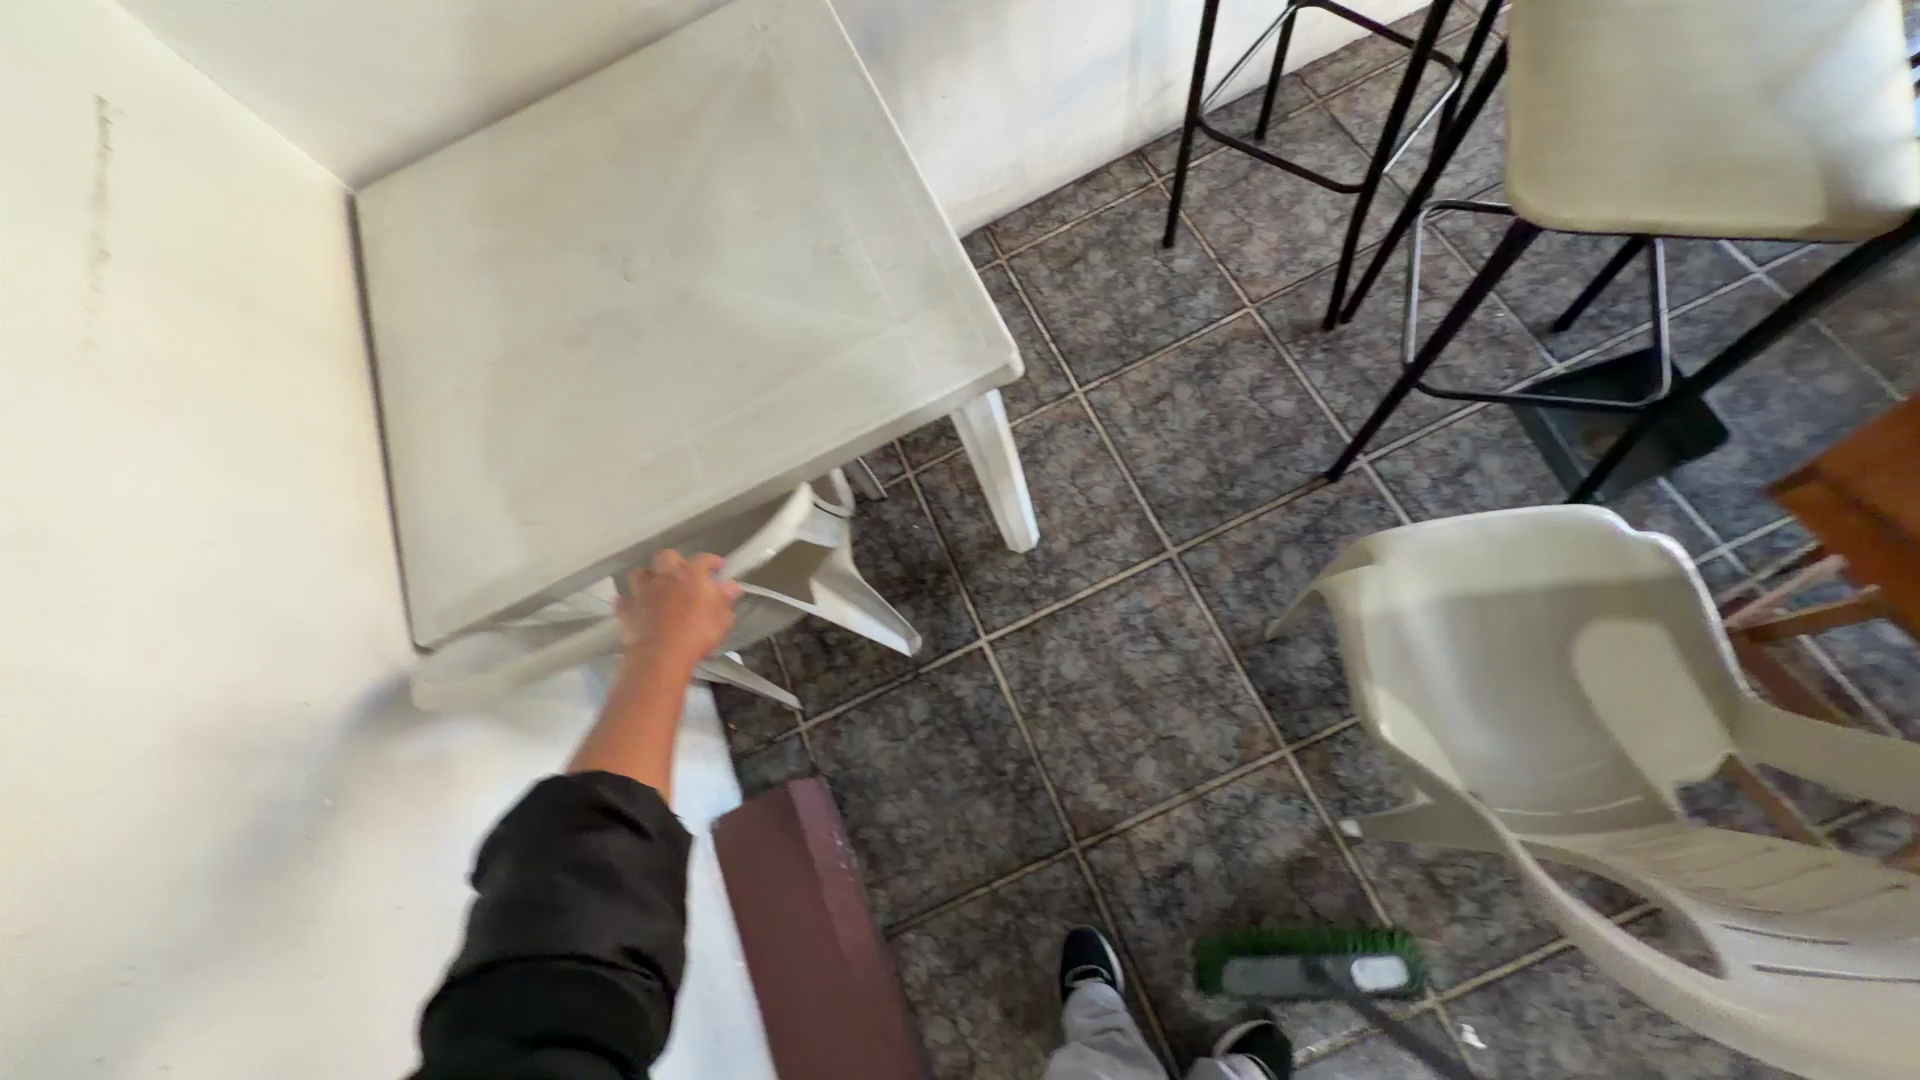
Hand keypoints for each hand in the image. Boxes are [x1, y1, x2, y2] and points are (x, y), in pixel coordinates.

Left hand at [616, 550, 742, 671]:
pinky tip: (636, 607)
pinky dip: (630, 602)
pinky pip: (624, 600)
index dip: (712, 561)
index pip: (703, 559)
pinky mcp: (627, 609)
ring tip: (655, 588)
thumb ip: (725, 600)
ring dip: (648, 578)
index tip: (719, 567)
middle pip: (666, 556)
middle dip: (674, 561)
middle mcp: (665, 576)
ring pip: (640, 574)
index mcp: (691, 575)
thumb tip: (732, 586)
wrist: (662, 654)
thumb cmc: (698, 633)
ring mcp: (643, 591)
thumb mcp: (723, 618)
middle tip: (682, 574)